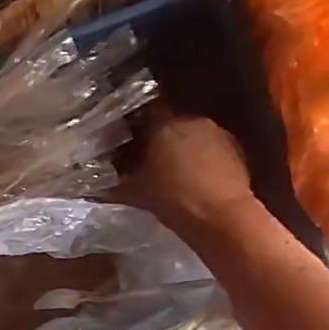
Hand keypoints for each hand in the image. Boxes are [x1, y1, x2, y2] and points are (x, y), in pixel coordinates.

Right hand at [118, 111, 259, 234]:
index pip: (142, 112)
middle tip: (142, 155)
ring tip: (167, 167)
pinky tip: (190, 175)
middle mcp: (192, 121)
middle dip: (155, 136)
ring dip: (178, 145)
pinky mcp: (235, 148)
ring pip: (189, 133)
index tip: (121, 138)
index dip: (131, 124)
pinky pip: (208, 145)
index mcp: (163, 125)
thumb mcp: (134, 191)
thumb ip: (113, 181)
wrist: (222, 217)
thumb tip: (93, 183)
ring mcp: (217, 133)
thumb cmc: (171, 199)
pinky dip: (197, 155)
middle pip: (168, 122)